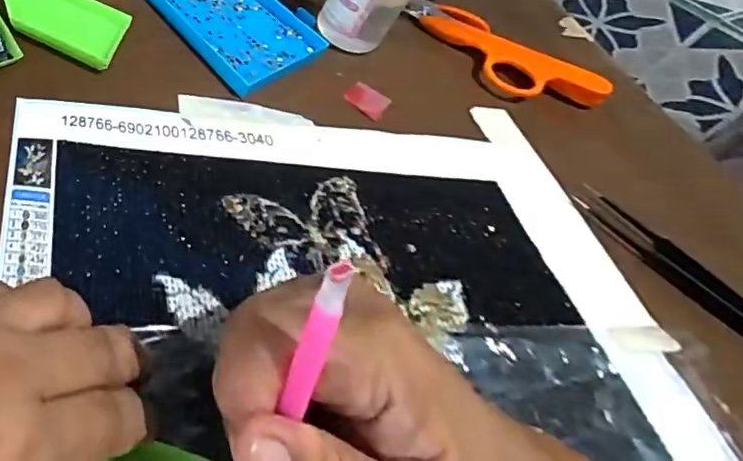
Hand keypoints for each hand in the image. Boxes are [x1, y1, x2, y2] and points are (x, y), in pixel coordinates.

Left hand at [0, 278, 146, 460]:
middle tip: (125, 375)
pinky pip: (6, 286)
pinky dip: (22, 308)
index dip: (136, 421)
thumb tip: (96, 436)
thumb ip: (54, 460)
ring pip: (59, 297)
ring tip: (73, 345)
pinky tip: (12, 332)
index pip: (115, 417)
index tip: (137, 421)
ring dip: (78, 324)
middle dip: (125, 363)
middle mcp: (10, 368)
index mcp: (25, 441)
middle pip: (101, 346)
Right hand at [214, 277, 580, 460]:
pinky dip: (267, 376)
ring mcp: (335, 297)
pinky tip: (297, 412)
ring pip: (254, 327)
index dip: (245, 392)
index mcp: (376, 344)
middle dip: (243, 393)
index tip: (252, 455)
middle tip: (265, 454)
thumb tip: (248, 439)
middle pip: (255, 326)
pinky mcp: (327, 307)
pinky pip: (270, 331)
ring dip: (251, 386)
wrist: (498, 458)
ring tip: (287, 439)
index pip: (275, 335)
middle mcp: (348, 300)